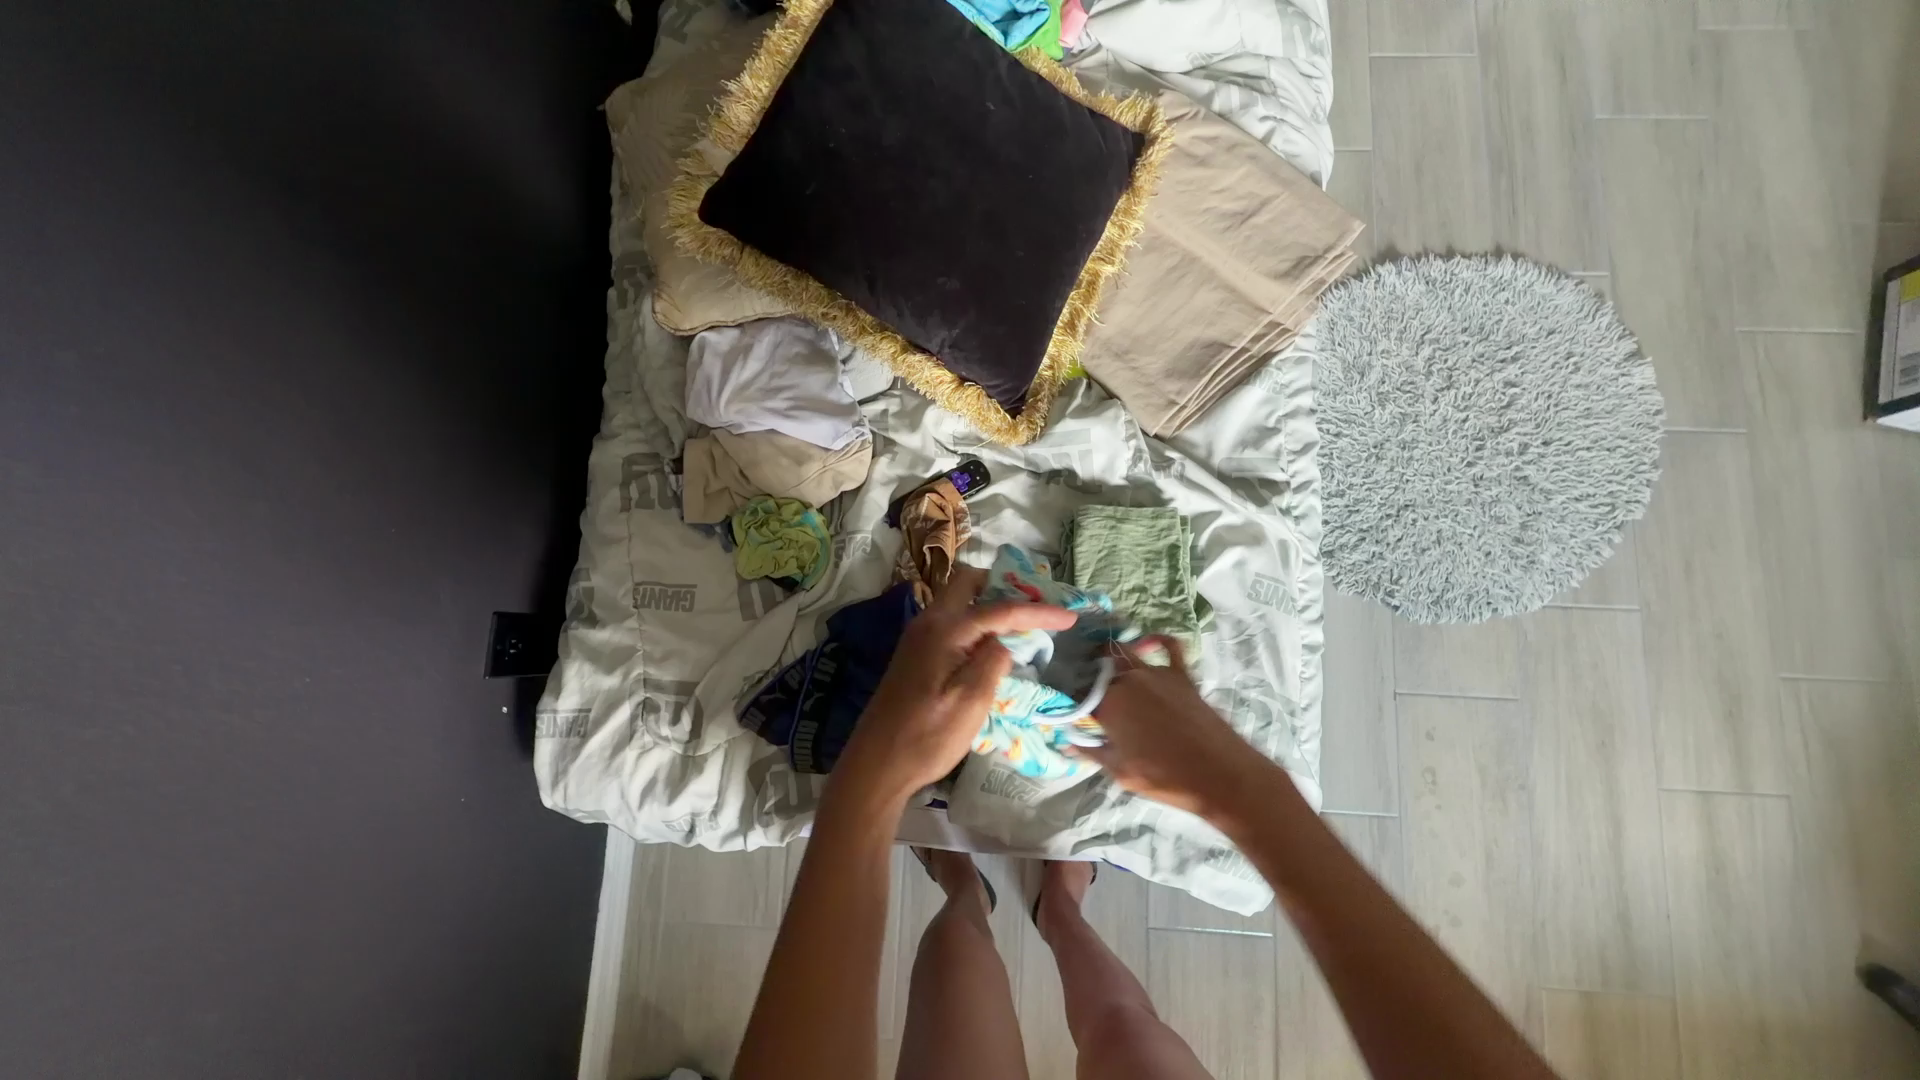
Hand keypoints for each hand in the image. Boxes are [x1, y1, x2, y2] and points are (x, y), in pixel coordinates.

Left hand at [833, 566, 1076, 806]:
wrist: (877, 764)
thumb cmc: (926, 736)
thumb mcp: (971, 701)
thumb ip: (993, 660)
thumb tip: (1005, 640)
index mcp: (944, 630)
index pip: (999, 608)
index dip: (1037, 610)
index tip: (1070, 617)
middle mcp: (928, 622)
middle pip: (969, 584)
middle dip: (1006, 586)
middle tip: (1038, 605)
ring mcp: (918, 637)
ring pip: (959, 600)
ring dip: (990, 603)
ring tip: (1023, 623)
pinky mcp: (916, 654)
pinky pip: (952, 621)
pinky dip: (976, 621)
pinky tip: (993, 645)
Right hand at [1082, 636, 1279, 819]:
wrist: (1220, 775)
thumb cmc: (1165, 778)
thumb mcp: (1120, 772)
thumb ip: (1092, 752)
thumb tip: (1068, 742)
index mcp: (1108, 705)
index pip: (1080, 696)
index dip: (1075, 704)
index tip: (1074, 712)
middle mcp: (1128, 681)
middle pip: (1100, 671)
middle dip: (1091, 678)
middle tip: (1092, 695)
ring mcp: (1156, 673)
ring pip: (1126, 654)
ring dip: (1114, 659)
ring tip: (1110, 670)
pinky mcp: (1182, 675)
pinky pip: (1169, 647)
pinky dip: (1156, 640)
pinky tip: (1149, 642)